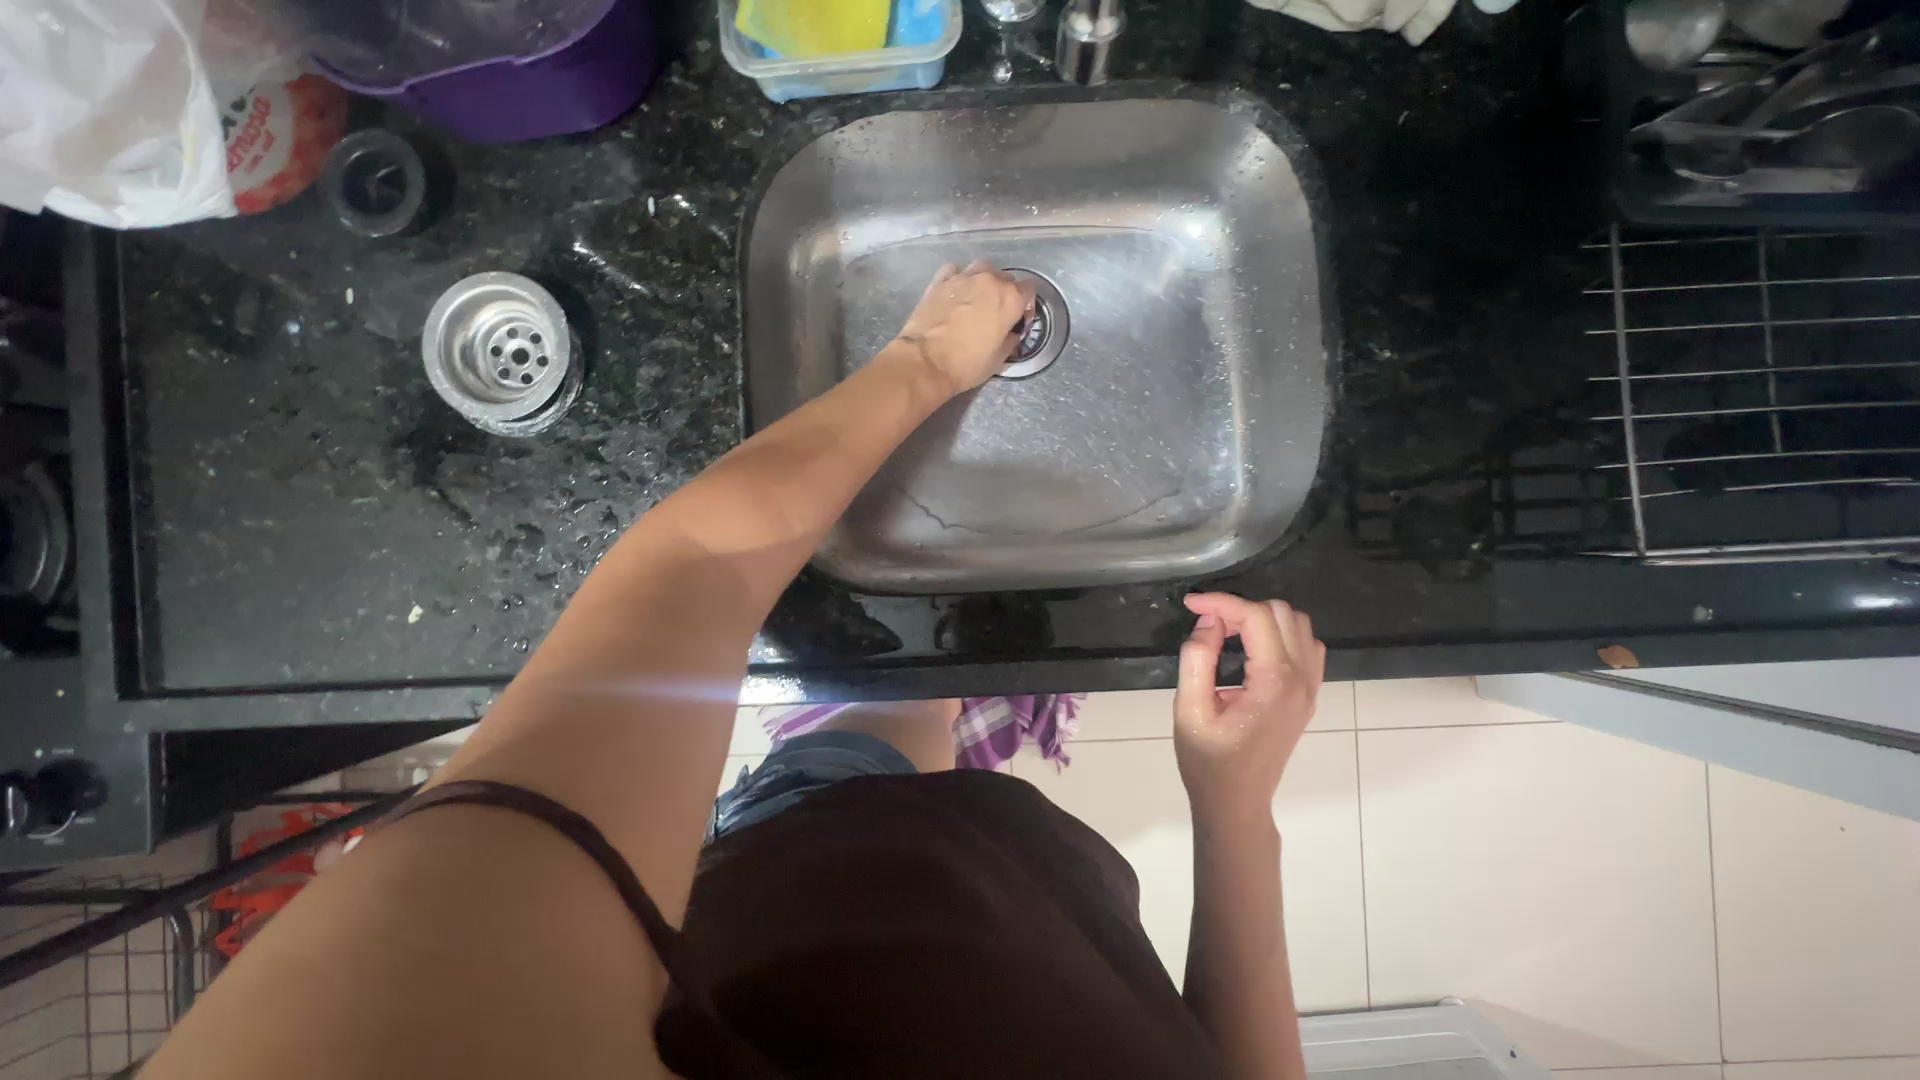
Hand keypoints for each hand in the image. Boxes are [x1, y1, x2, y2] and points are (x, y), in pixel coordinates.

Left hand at [890, 260, 1035, 395]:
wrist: (925, 362)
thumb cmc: (966, 364)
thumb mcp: (998, 359)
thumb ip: (1010, 339)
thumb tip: (1011, 334)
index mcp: (1009, 298)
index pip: (1029, 291)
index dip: (1026, 306)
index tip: (1018, 321)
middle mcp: (989, 280)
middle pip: (1005, 279)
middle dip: (1004, 294)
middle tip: (996, 314)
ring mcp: (962, 277)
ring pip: (981, 269)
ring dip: (984, 281)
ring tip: (977, 299)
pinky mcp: (939, 281)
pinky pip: (955, 271)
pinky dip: (959, 278)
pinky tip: (956, 291)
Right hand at [1173, 593, 1326, 829]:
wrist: (1236, 802)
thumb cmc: (1208, 762)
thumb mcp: (1188, 710)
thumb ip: (1198, 659)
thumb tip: (1209, 621)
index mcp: (1274, 682)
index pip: (1256, 616)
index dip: (1221, 601)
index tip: (1189, 604)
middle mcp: (1301, 680)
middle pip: (1281, 613)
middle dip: (1240, 607)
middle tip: (1207, 622)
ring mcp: (1310, 688)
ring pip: (1298, 624)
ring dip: (1263, 618)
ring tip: (1228, 632)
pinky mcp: (1308, 695)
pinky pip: (1306, 646)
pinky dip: (1280, 634)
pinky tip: (1253, 648)